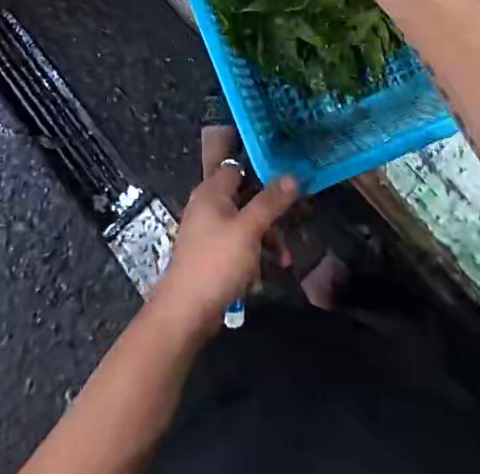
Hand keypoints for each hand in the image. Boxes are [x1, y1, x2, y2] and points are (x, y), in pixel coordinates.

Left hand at [150, 127, 299, 337]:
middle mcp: (206, 207)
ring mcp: (207, 232)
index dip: (261, 174)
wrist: (187, 310)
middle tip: (289, 231)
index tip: (288, 184)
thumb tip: (292, 176)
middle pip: (244, 199)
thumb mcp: (249, 229)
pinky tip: (261, 276)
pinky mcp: (210, 254)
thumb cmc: (218, 261)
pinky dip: (251, 256)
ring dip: (265, 240)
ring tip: (284, 261)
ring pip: (243, 225)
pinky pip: (236, 246)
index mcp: (211, 193)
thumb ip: (270, 202)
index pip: (237, 169)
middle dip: (269, 217)